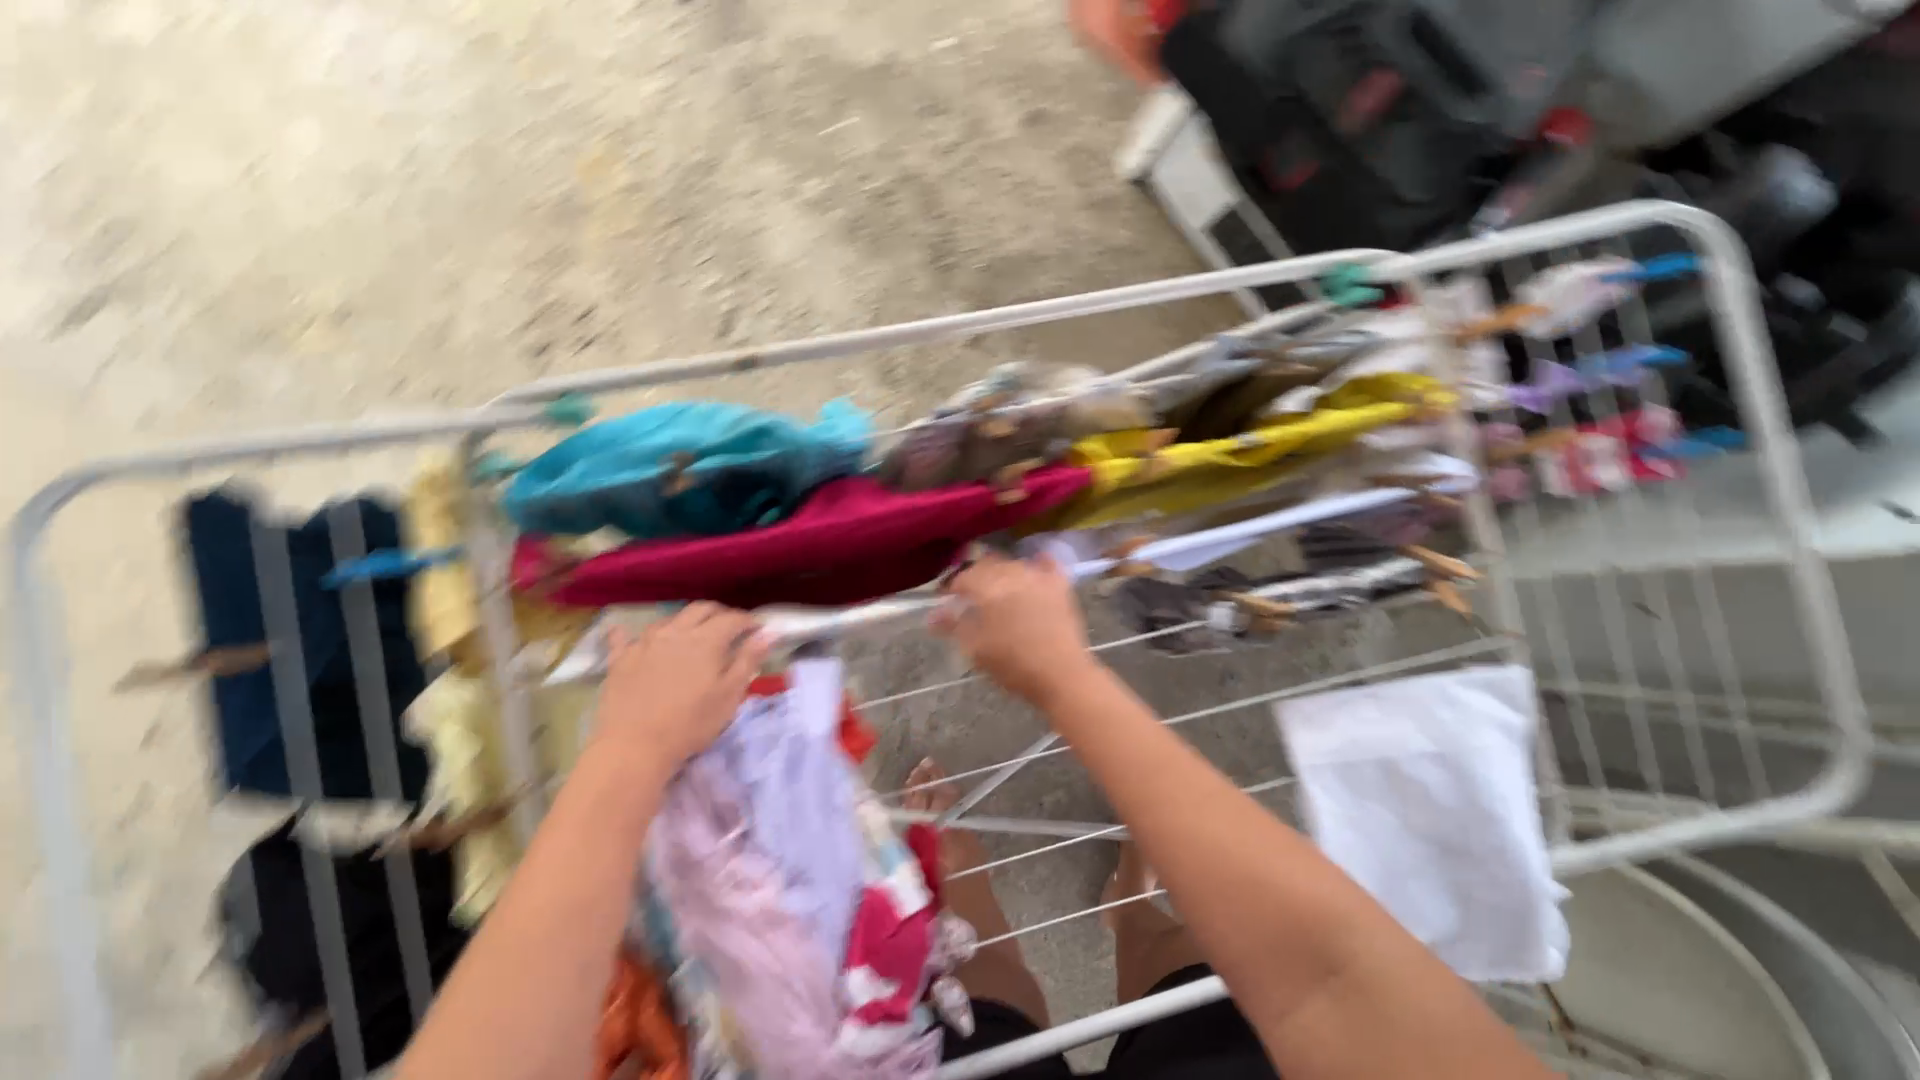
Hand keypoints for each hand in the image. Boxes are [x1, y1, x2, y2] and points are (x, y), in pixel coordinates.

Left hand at [591, 603, 769, 769]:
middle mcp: (675, 632)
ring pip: (669, 619)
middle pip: (701, 609)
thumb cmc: (691, 724)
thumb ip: (749, 660)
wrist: (634, 746)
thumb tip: (768, 632)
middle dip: (720, 614)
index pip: (733, 618)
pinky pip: (625, 636)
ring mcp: (644, 642)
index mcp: (706, 640)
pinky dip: (635, 634)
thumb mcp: (729, 695)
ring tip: (692, 636)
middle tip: (730, 628)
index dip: (749, 621)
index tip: (758, 629)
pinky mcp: (620, 658)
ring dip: (685, 622)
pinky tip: (634, 637)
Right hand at [932, 553, 1098, 704]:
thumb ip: (952, 626)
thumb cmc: (1012, 664)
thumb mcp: (975, 648)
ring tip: (999, 590)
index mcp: (987, 587)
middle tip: (970, 596)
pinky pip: (1045, 564)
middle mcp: (1012, 573)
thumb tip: (933, 615)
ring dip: (1002, 572)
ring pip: (1014, 563)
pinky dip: (1036, 564)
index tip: (946, 600)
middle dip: (976, 576)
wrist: (1060, 674)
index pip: (962, 577)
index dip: (951, 587)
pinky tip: (1032, 571)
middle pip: (987, 565)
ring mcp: (1038, 577)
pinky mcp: (1060, 585)